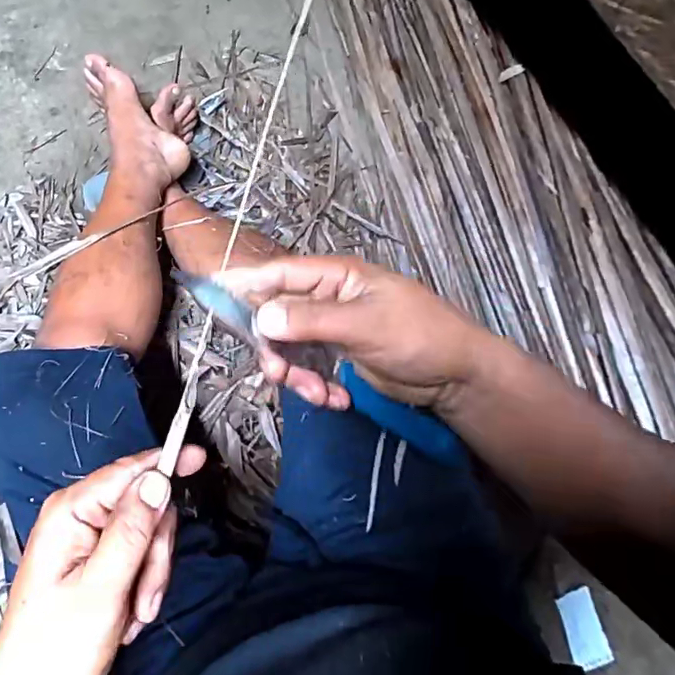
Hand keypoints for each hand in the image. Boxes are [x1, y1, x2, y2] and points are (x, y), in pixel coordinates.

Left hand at [0, 446, 207, 674]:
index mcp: (69, 513)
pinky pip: (136, 554)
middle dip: (154, 551)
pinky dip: (141, 584)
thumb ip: (132, 531)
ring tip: (132, 610)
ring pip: (145, 533)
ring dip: (149, 575)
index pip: (127, 471)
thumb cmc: (49, 654)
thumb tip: (156, 480)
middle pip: (143, 504)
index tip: (197, 458)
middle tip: (145, 590)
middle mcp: (75, 517)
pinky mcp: (93, 558)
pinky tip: (126, 611)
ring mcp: (84, 538)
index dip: (166, 463)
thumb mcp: (100, 591)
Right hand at [215, 255, 501, 412]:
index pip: (279, 274)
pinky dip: (314, 386)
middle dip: (275, 348)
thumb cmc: (420, 335)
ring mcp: (330, 328)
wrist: (457, 378)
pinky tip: (336, 399)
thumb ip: (312, 320)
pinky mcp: (337, 356)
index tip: (217, 301)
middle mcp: (326, 297)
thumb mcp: (366, 324)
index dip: (246, 285)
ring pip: (289, 347)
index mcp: (334, 276)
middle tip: (279, 374)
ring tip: (319, 395)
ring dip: (296, 373)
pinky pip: (308, 368)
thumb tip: (261, 316)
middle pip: (276, 315)